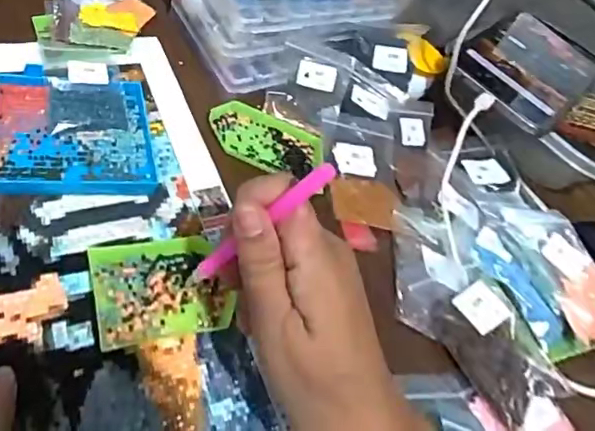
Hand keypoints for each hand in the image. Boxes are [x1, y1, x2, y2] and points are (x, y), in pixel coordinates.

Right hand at [227, 174, 427, 430]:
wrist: (364, 428)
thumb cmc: (312, 380)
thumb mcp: (273, 322)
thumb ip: (259, 260)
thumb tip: (245, 203)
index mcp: (316, 249)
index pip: (282, 187)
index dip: (250, 202)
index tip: (230, 243)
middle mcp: (328, 243)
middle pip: (276, 210)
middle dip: (245, 238)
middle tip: (232, 285)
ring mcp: (331, 261)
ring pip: (278, 235)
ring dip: (254, 262)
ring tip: (249, 308)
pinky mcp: (330, 279)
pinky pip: (291, 257)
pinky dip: (270, 276)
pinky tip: (265, 313)